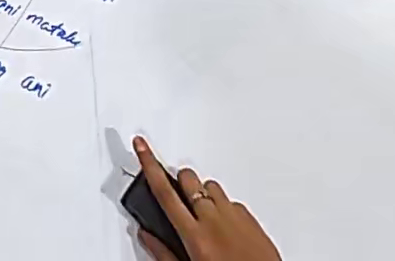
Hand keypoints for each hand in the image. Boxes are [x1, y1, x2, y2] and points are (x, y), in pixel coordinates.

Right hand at [131, 136, 282, 260]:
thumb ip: (165, 255)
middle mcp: (214, 222)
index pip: (164, 191)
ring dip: (204, 195)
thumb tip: (145, 235)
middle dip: (180, 182)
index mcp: (196, 238)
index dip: (149, 164)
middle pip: (188, 179)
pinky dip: (226, 208)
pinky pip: (233, 202)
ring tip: (206, 216)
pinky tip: (227, 227)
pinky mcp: (253, 222)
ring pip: (210, 186)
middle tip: (181, 198)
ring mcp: (235, 220)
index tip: (140, 144)